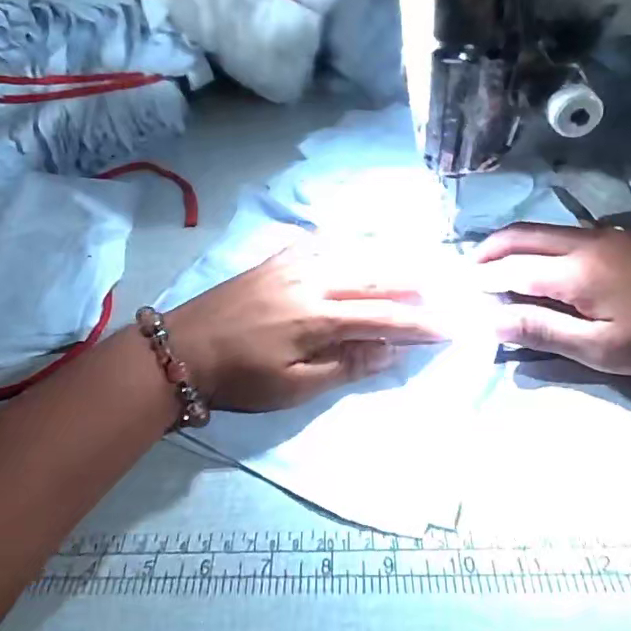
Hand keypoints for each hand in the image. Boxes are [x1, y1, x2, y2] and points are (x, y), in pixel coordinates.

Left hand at [165, 240, 446, 411]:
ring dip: (386, 262)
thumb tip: (391, 350)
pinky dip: (346, 245)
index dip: (420, 324)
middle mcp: (312, 281)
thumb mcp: (293, 387)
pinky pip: (319, 243)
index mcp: (319, 317)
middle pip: (375, 277)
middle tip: (442, 291)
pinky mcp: (273, 260)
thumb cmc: (238, 379)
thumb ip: (345, 366)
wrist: (181, 350)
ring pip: (352, 255)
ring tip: (411, 268)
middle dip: (413, 285)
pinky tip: (355, 247)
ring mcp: (291, 265)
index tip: (449, 327)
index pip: (384, 317)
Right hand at [472, 222, 630, 376]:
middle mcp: (582, 243)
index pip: (508, 272)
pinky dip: (538, 244)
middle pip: (520, 237)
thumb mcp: (601, 349)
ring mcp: (607, 236)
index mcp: (572, 271)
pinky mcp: (626, 239)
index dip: (479, 284)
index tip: (457, 295)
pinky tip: (544, 265)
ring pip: (543, 231)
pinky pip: (566, 233)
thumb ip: (542, 332)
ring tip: (496, 266)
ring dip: (512, 244)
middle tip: (467, 271)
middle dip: (487, 251)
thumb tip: (490, 321)